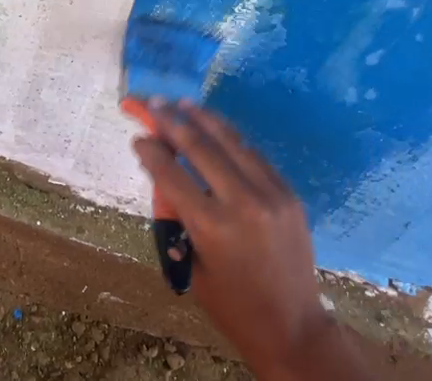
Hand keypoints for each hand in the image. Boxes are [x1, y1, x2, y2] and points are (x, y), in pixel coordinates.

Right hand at [133, 101, 363, 378]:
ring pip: (230, 140)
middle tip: (152, 104)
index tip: (137, 136)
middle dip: (170, 121)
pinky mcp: (288, 193)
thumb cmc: (231, 304)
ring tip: (181, 104)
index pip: (170, 171)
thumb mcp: (188, 263)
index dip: (150, 149)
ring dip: (202, 118)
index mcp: (211, 226)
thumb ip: (175, 214)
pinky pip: (253, 154)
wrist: (293, 328)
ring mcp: (270, 194)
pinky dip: (230, 137)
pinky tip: (214, 127)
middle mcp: (241, 202)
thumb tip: (162, 170)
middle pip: (198, 146)